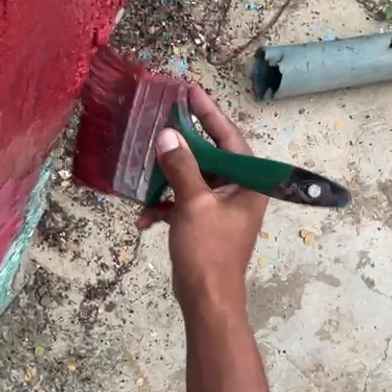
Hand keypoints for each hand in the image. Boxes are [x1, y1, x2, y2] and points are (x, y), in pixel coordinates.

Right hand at [140, 84, 268, 317]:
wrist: (207, 301)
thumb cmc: (208, 252)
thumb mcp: (193, 205)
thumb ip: (180, 168)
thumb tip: (167, 136)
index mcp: (248, 181)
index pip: (229, 136)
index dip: (208, 113)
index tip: (188, 91)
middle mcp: (238, 190)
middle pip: (208, 156)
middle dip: (179, 147)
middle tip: (157, 124)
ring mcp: (220, 208)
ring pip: (190, 179)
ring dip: (165, 183)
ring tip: (142, 179)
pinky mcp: (203, 224)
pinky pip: (183, 204)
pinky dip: (164, 208)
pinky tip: (144, 220)